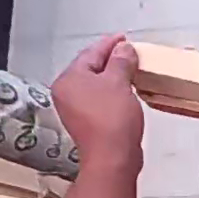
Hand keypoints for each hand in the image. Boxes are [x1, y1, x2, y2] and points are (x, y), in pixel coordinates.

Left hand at [51, 34, 143, 171]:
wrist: (113, 159)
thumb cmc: (112, 121)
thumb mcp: (119, 82)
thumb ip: (121, 61)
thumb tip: (124, 49)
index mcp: (69, 80)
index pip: (91, 53)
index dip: (110, 44)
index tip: (123, 38)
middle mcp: (67, 94)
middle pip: (91, 69)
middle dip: (111, 61)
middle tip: (129, 54)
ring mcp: (76, 112)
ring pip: (96, 87)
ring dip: (113, 79)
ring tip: (131, 73)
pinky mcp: (89, 125)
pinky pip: (101, 102)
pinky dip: (113, 95)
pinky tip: (126, 94)